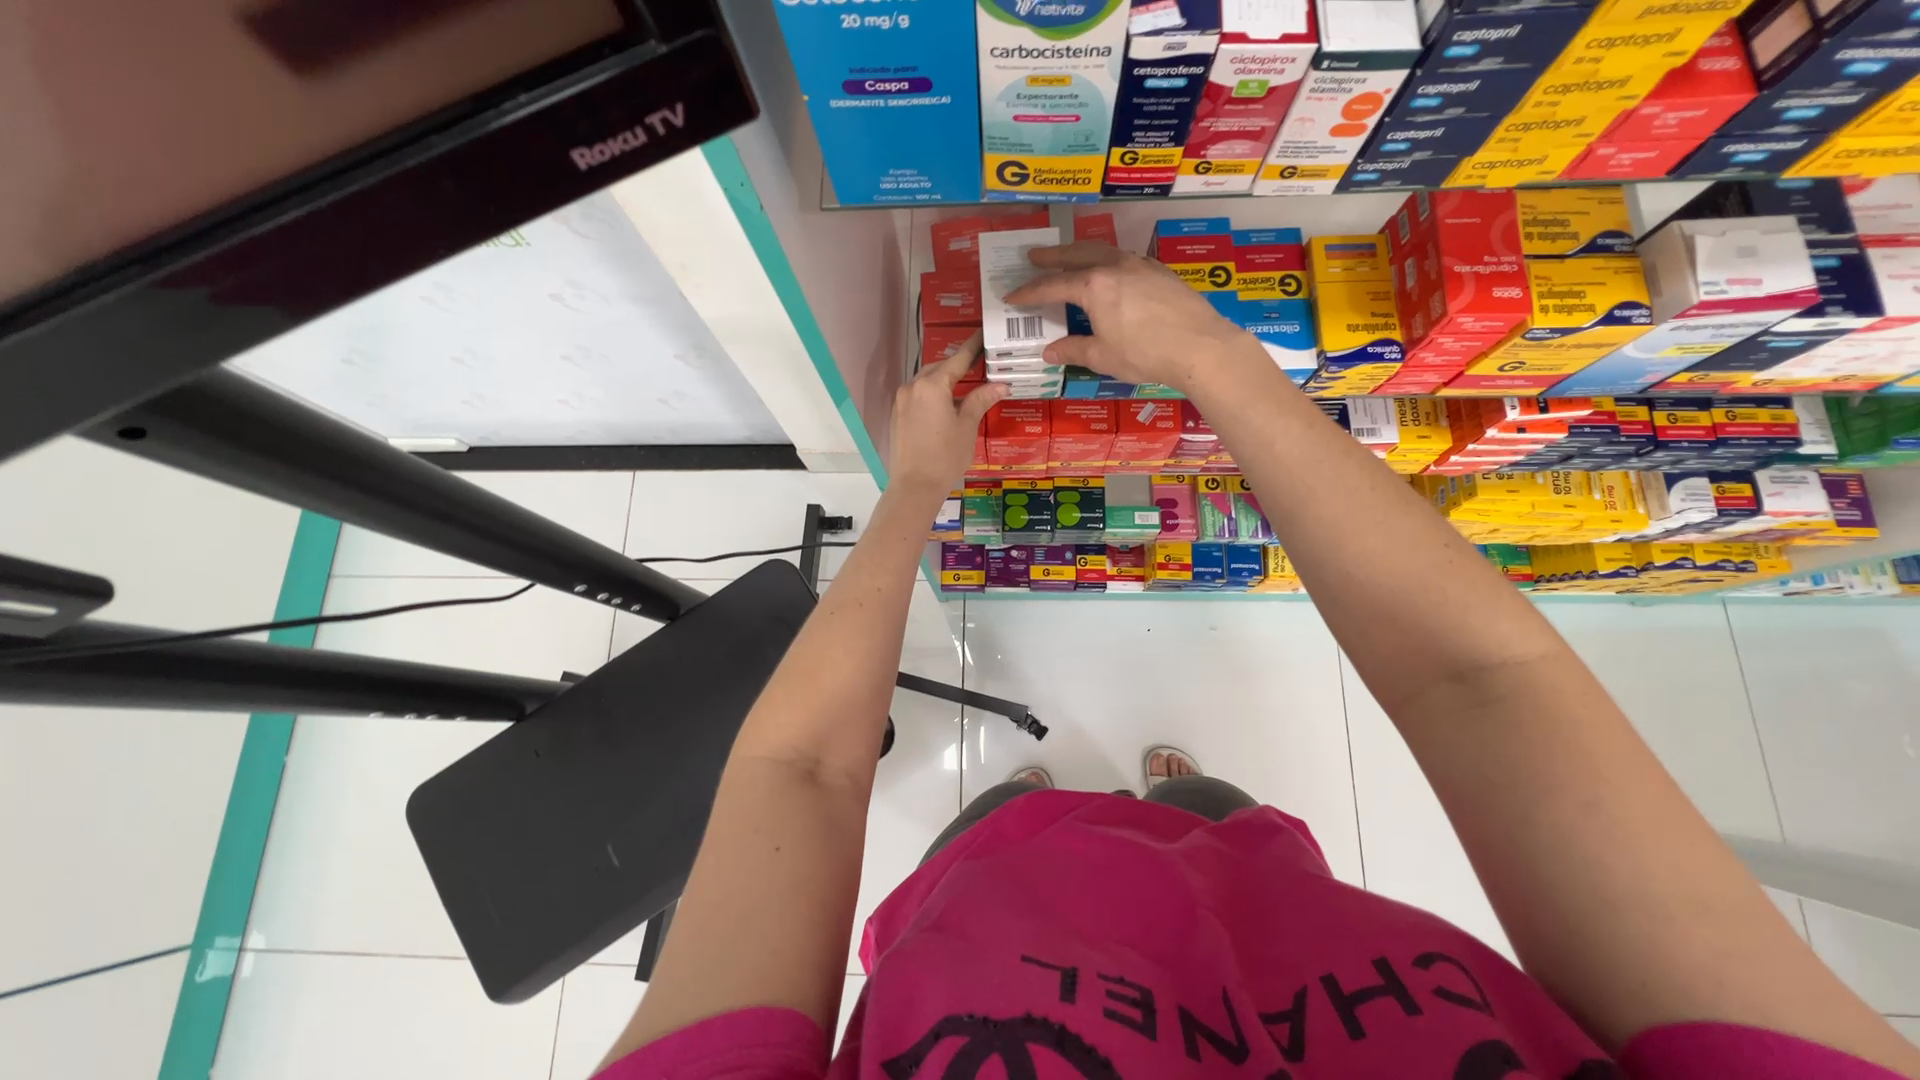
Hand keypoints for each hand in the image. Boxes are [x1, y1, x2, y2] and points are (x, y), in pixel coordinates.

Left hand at [889, 332, 1006, 495]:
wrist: (915, 486)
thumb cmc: (945, 456)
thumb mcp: (967, 427)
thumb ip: (980, 400)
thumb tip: (1000, 385)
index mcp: (932, 386)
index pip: (957, 360)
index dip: (972, 347)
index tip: (981, 334)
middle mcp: (913, 387)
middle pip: (938, 368)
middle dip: (956, 366)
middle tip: (977, 364)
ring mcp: (901, 401)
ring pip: (925, 382)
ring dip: (943, 381)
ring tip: (963, 387)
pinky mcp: (897, 416)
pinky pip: (917, 396)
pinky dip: (931, 395)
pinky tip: (945, 406)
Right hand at [1003, 242, 1250, 393]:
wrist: (1200, 346)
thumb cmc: (1146, 354)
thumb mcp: (1103, 356)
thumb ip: (1074, 349)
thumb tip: (1050, 351)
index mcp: (1094, 286)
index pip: (1052, 286)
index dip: (1029, 292)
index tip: (1012, 296)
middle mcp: (1114, 266)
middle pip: (1076, 255)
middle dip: (1052, 257)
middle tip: (1033, 255)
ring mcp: (1140, 265)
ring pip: (1103, 251)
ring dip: (1081, 253)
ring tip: (1070, 258)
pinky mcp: (1160, 272)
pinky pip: (1125, 259)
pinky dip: (1108, 261)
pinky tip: (1110, 271)